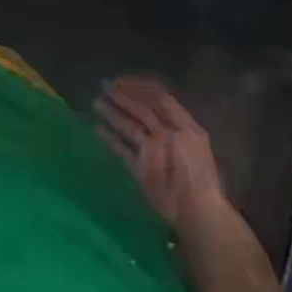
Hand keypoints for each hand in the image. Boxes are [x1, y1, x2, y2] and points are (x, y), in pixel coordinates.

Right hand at [94, 77, 227, 229]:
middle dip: (123, 97)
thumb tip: (138, 105)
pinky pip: (123, 150)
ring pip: (130, 127)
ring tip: (96, 104)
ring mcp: (153, 151)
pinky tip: (98, 130)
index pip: (159, 97)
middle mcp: (166, 134)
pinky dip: (111, 139)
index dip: (139, 86)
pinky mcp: (141, 168)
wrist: (196, 211)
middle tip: (103, 86)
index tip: (118, 80)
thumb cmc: (195, 174)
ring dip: (113, 114)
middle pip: (142, 110)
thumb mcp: (185, 138)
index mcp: (182, 126)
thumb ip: (164, 119)